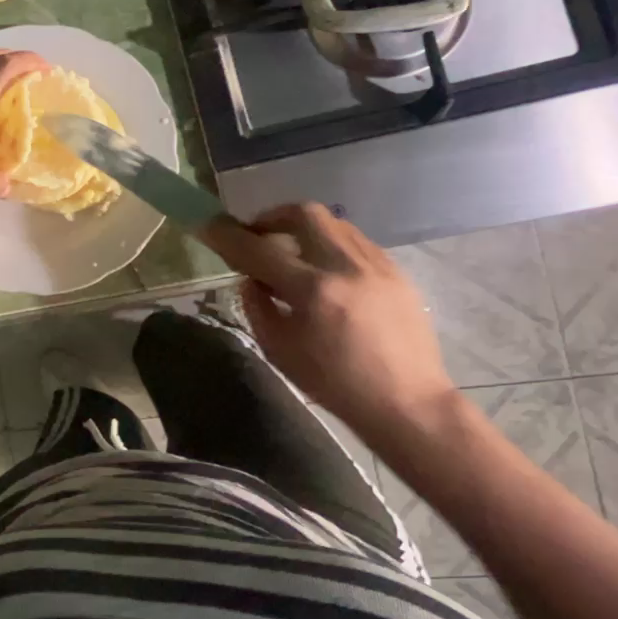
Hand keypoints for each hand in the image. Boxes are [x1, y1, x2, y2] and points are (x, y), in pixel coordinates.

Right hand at [200, 204, 455, 438]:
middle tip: (257, 235)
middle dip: (271, 217)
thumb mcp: (279, 350)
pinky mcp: (397, 273)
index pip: (258, 250)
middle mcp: (346, 267)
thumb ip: (258, 306)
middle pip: (303, 214)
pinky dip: (330, 245)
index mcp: (313, 290)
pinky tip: (324, 271)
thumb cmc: (335, 384)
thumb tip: (251, 279)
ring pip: (333, 223)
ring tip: (291, 254)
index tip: (210, 226)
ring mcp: (377, 266)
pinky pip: (356, 242)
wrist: (407, 403)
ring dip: (303, 230)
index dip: (228, 236)